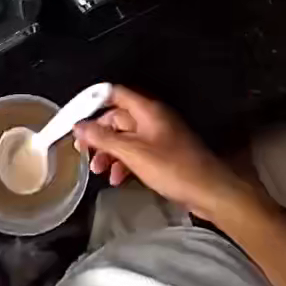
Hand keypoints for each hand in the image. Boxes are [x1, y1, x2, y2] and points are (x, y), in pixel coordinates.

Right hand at [72, 85, 263, 223]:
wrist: (210, 192)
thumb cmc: (174, 168)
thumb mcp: (133, 153)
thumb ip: (104, 138)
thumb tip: (80, 126)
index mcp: (148, 110)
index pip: (115, 93)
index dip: (93, 101)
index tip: (75, 116)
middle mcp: (153, 118)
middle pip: (118, 117)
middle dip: (98, 133)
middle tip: (82, 150)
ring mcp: (160, 136)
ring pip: (125, 137)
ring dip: (109, 151)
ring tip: (98, 170)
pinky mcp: (164, 154)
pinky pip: (137, 151)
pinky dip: (124, 162)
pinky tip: (117, 178)